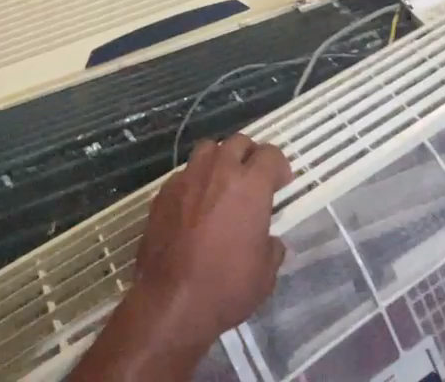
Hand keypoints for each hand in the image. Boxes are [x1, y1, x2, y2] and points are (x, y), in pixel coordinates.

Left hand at [69, 136, 291, 380]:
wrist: (171, 301)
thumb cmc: (226, 286)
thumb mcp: (265, 273)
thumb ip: (271, 247)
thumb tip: (268, 241)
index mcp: (250, 184)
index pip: (270, 154)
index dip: (279, 166)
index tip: (281, 183)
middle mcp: (219, 171)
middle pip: (238, 142)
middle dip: (250, 155)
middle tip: (253, 179)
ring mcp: (187, 178)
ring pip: (208, 149)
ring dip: (219, 160)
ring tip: (222, 184)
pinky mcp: (163, 193)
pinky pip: (184, 174)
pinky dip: (194, 182)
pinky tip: (194, 206)